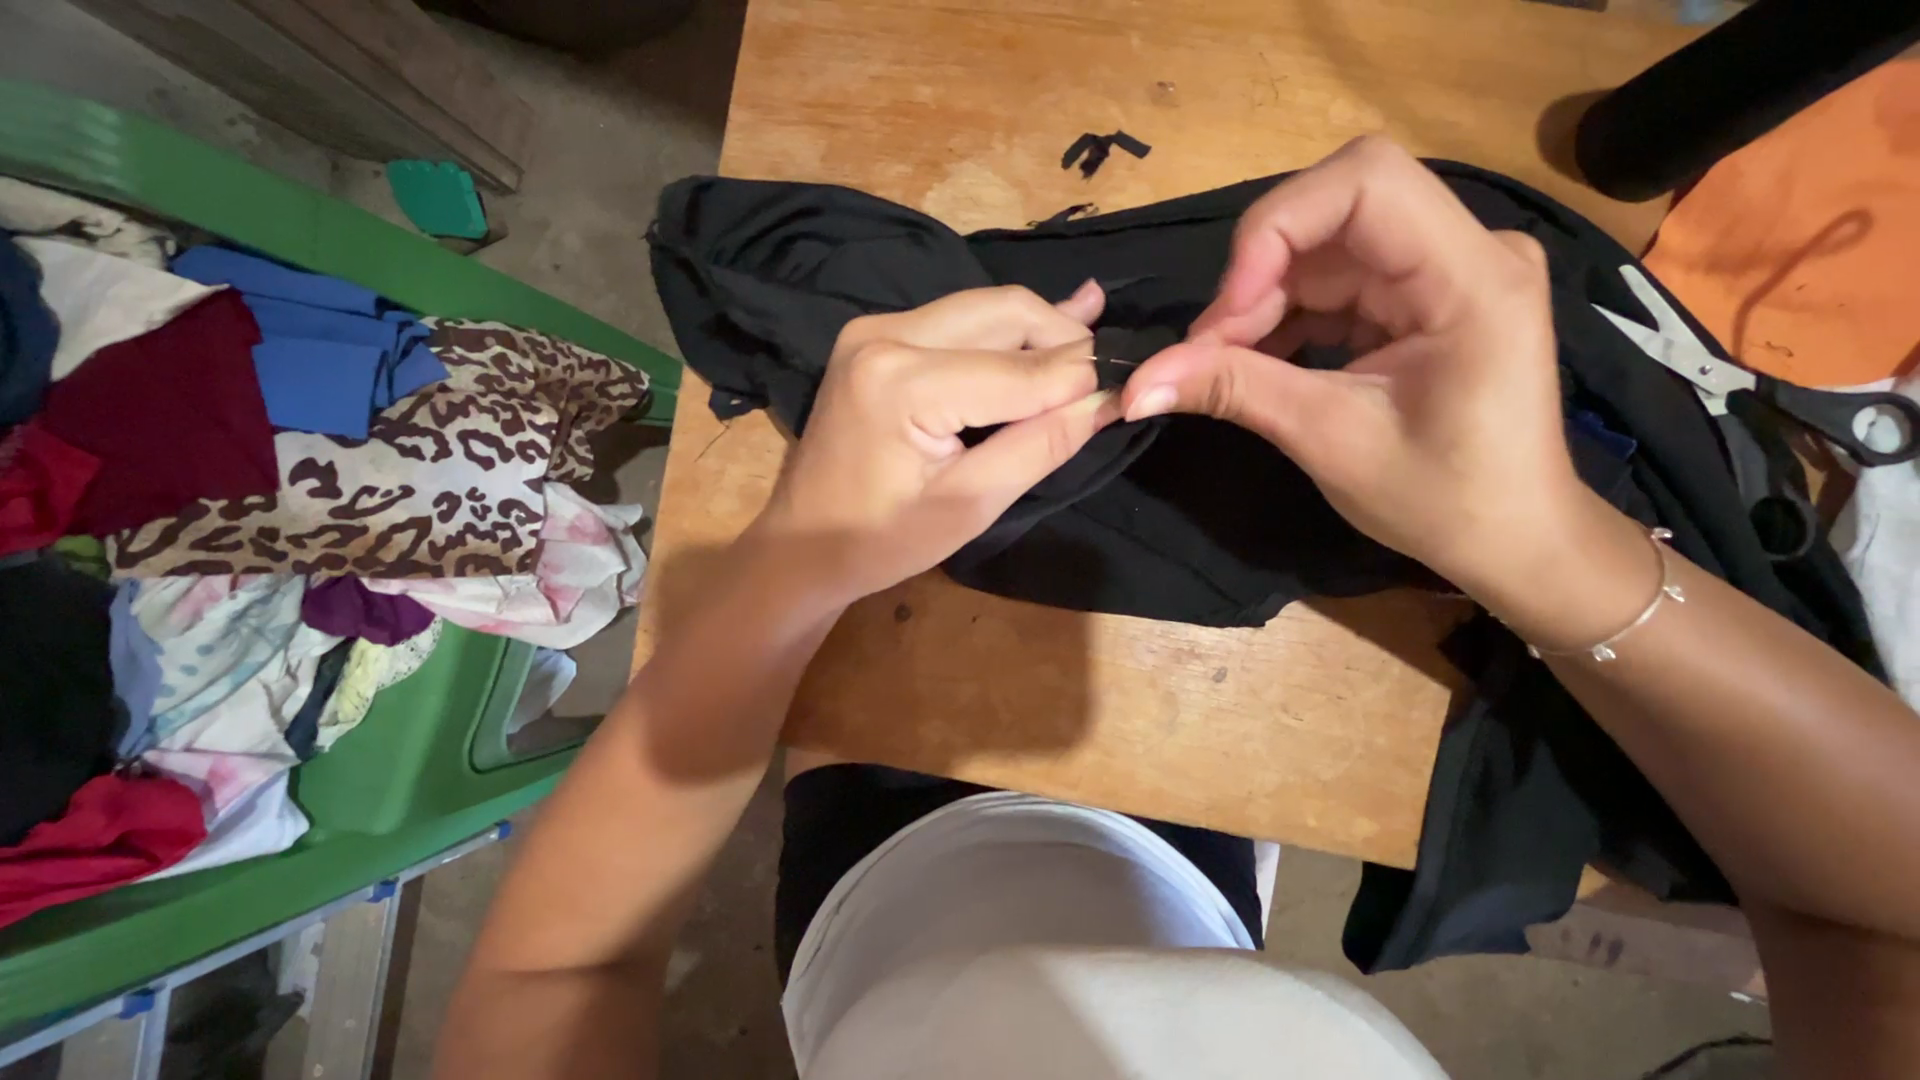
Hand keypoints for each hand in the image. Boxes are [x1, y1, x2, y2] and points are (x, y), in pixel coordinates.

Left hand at [747, 283, 1118, 606]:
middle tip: (1111, 374)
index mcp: (901, 380)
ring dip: (1037, 333)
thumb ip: (1041, 444)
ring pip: (984, 310)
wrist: (803, 544)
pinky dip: (1003, 335)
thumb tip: (1107, 398)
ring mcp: (875, 329)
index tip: (1133, 389)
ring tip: (1092, 352)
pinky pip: (957, 322)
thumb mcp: (970, 504)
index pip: (1020, 369)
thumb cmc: (882, 541)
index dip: (1080, 380)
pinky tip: (1056, 324)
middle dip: (1063, 339)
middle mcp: (885, 334)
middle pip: (1004, 311)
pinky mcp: (875, 338)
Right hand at [1118, 136, 1588, 593]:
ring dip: (1260, 302)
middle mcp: (1466, 250)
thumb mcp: (1329, 441)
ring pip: (1323, 248)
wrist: (1510, 537)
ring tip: (1220, 366)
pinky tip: (1253, 363)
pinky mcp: (1421, 294)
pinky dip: (1282, 318)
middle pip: (1335, 210)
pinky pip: (1334, 282)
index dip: (1276, 228)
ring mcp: (1444, 268)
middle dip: (1257, 274)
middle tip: (1207, 352)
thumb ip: (1235, 392)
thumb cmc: (1441, 499)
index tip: (1225, 313)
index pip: (1365, 182)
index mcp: (1472, 278)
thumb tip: (1135, 386)